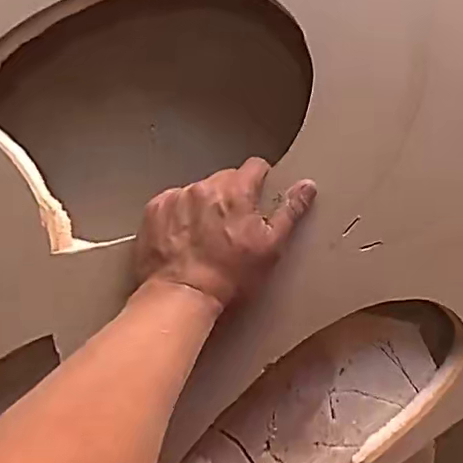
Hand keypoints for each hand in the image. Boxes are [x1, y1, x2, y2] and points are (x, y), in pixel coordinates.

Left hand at [132, 157, 315, 309]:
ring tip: (206, 237)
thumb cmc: (228, 276)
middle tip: (233, 227)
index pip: (255, 166)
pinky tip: (184, 238)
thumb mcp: (271, 246)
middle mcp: (205, 187)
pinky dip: (179, 216)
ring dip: (204, 206)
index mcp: (237, 190)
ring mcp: (177, 197)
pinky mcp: (155, 211)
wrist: (183, 296)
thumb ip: (290, 211)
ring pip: (198, 191)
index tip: (259, 196)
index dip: (260, 181)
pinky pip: (173, 203)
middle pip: (225, 179)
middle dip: (231, 196)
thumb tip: (306, 187)